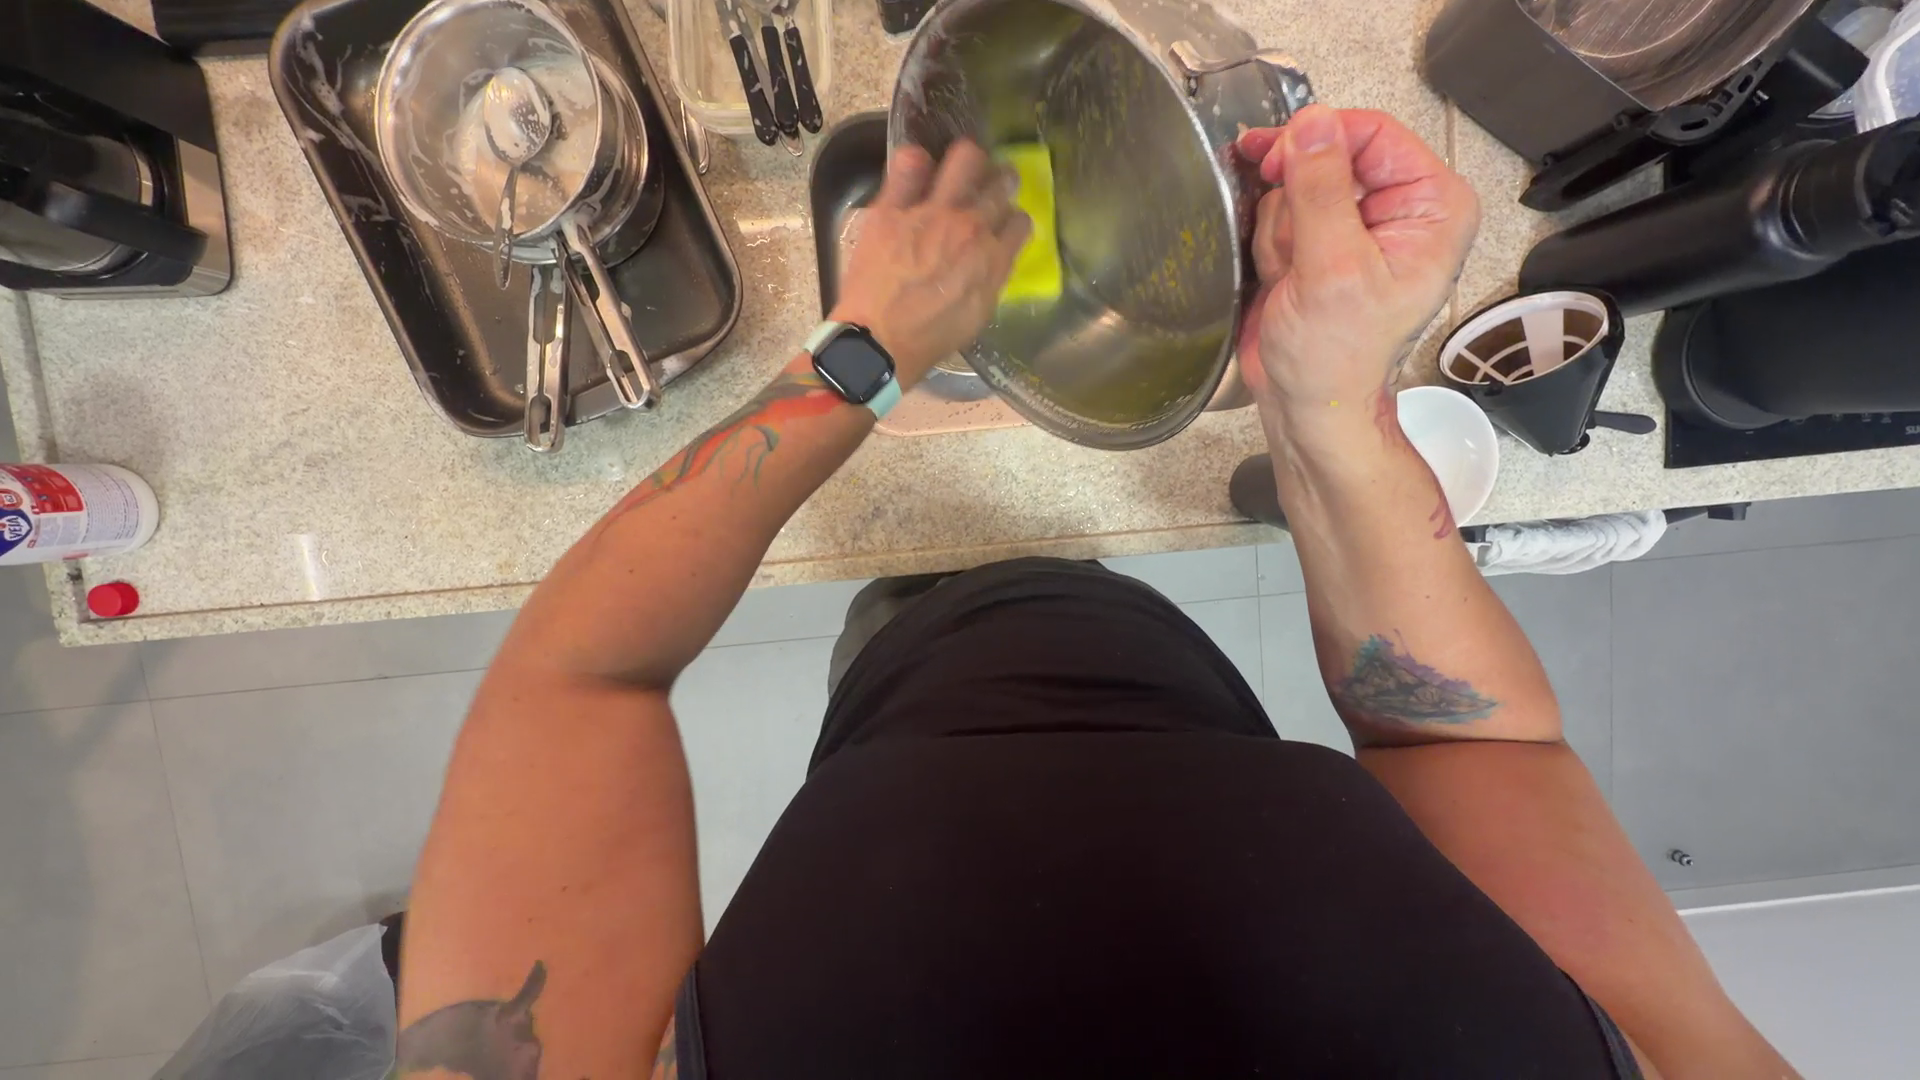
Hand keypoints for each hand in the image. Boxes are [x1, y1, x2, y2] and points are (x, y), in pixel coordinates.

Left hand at [830, 141, 1031, 387]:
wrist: (880, 342)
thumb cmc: (930, 338)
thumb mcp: (977, 315)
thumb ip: (992, 277)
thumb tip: (996, 256)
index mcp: (991, 257)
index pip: (1020, 221)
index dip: (1014, 220)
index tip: (1005, 224)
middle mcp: (968, 227)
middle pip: (1001, 182)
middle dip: (1002, 181)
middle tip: (991, 186)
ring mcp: (931, 212)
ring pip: (965, 158)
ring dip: (968, 160)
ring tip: (959, 171)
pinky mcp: (892, 208)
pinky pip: (908, 164)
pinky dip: (915, 162)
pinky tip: (916, 171)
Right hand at [1233, 106, 1478, 438]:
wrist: (1306, 405)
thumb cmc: (1334, 357)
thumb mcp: (1332, 272)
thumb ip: (1322, 193)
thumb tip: (1311, 122)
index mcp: (1430, 206)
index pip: (1373, 134)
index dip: (1318, 141)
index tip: (1275, 162)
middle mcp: (1396, 210)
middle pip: (1327, 159)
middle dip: (1297, 208)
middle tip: (1295, 256)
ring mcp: (1353, 228)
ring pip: (1295, 190)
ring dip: (1281, 236)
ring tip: (1293, 281)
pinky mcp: (1317, 246)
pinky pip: (1278, 218)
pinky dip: (1270, 248)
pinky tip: (1283, 281)